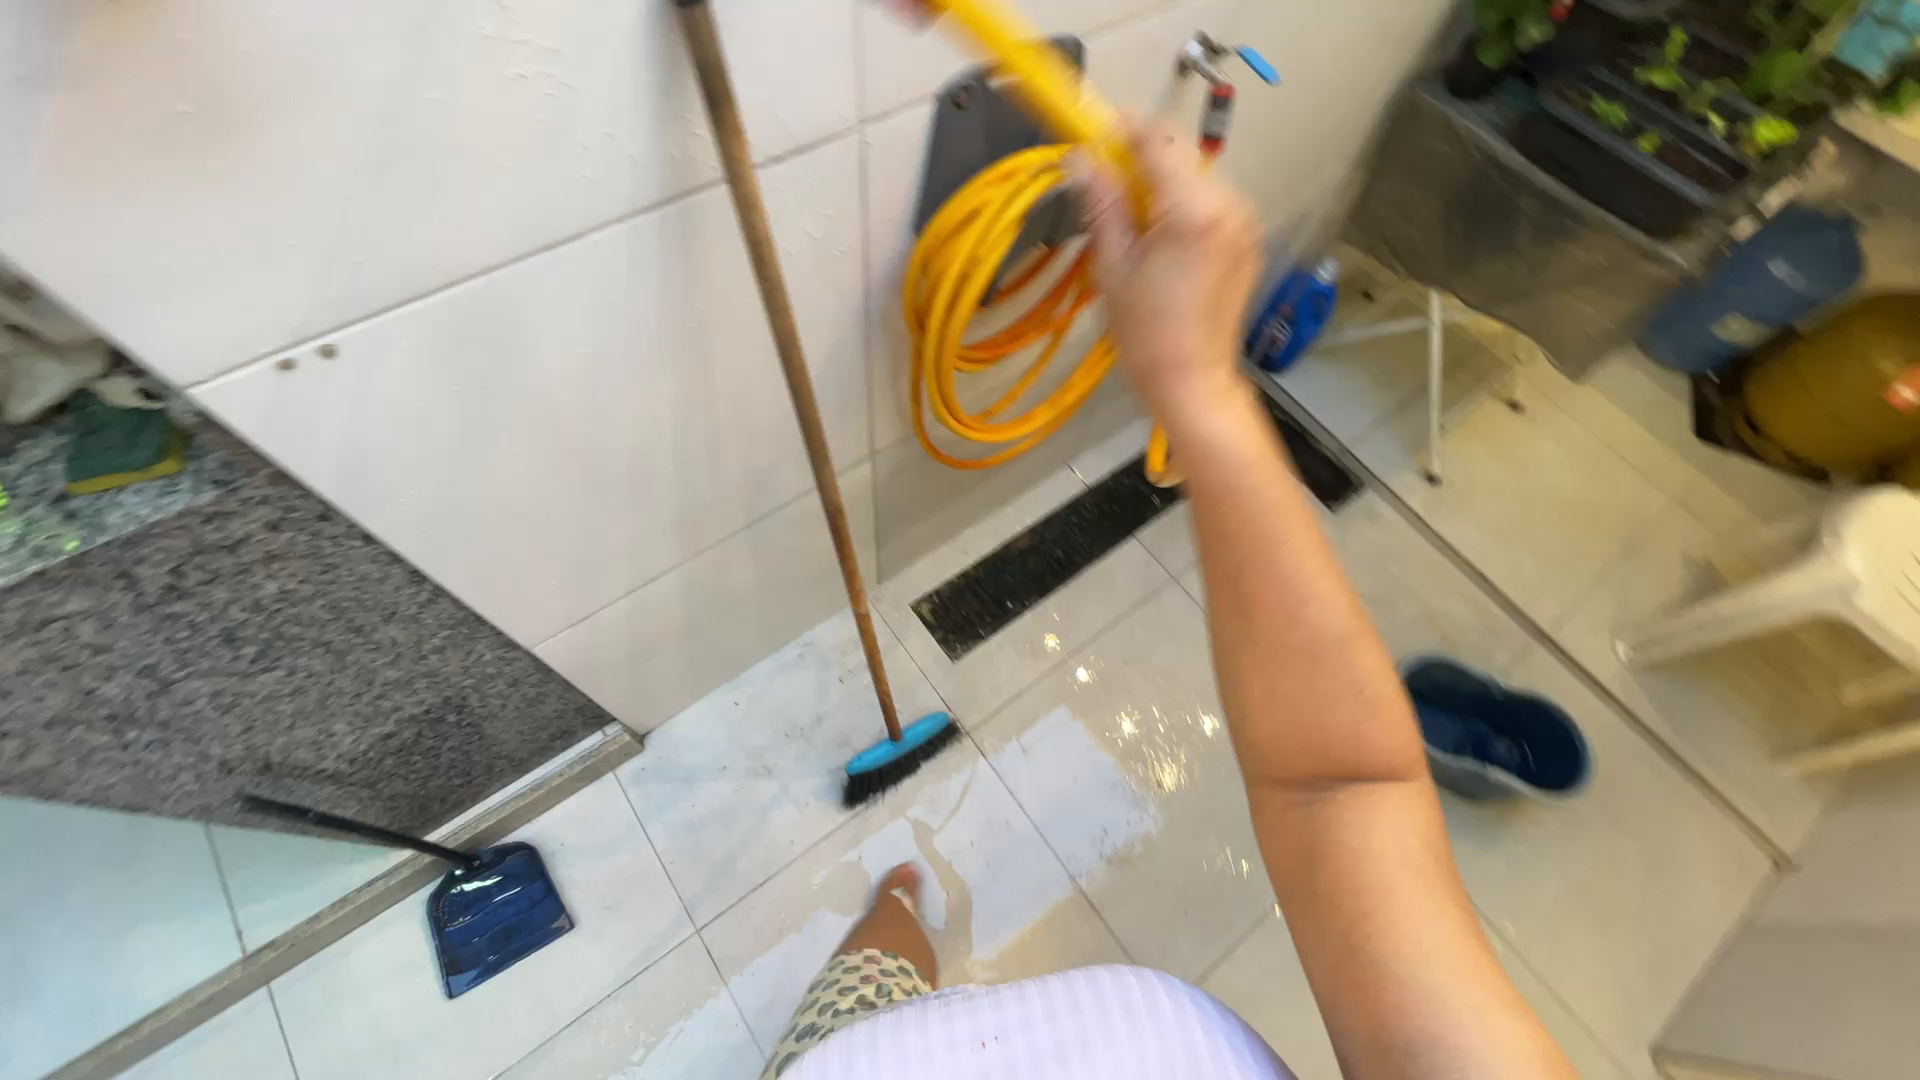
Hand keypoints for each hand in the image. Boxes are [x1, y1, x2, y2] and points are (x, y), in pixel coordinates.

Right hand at [1074, 116, 1263, 421]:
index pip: (1156, 138)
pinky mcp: (1247, 239)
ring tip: (1130, 222)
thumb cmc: (1145, 336)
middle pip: (1179, 153)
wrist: (1193, 382)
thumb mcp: (1113, 268)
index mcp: (1194, 210)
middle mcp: (1230, 203)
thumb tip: (1080, 158)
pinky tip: (1159, 240)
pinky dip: (1181, 206)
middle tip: (1102, 183)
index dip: (1120, 126)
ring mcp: (1245, 221)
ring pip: (1195, 176)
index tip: (1089, 129)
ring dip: (1160, 183)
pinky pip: (1210, 203)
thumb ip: (1102, 204)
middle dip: (1139, 158)